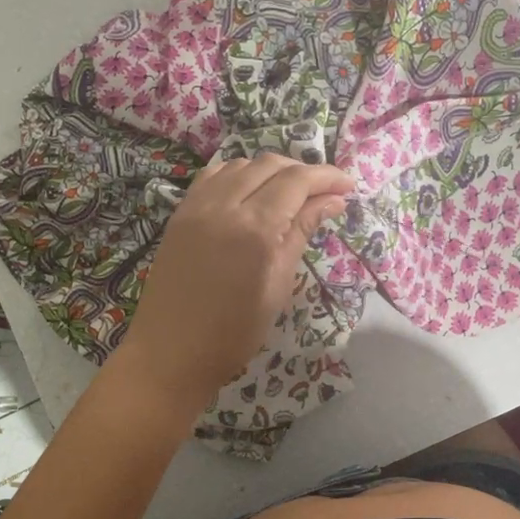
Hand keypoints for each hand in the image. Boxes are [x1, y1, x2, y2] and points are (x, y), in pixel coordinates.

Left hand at [114, 154, 354, 404]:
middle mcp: (224, 206)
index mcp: (255, 229)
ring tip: (289, 192)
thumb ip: (301, 234)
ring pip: (240, 165)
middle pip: (270, 166)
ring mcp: (196, 206)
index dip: (327, 177)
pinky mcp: (179, 213)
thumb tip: (331, 200)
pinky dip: (237, 174)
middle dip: (302, 171)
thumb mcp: (278, 286)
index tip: (349, 185)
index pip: (297, 181)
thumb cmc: (234, 333)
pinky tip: (249, 191)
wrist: (170, 353)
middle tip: (324, 191)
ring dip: (270, 170)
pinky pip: (212, 176)